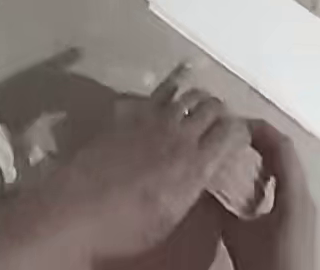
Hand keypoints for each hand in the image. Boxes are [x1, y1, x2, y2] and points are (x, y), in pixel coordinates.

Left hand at [17, 80, 249, 263]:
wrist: (78, 209)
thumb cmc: (126, 227)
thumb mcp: (172, 216)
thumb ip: (193, 184)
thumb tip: (205, 169)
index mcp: (195, 163)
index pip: (232, 131)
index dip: (240, 129)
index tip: (240, 135)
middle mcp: (180, 131)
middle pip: (213, 105)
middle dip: (221, 110)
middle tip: (219, 120)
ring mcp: (154, 115)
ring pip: (188, 92)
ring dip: (197, 97)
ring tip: (196, 106)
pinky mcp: (131, 108)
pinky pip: (158, 91)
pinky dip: (168, 92)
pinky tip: (166, 99)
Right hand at [220, 122, 315, 269]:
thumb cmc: (267, 267)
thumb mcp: (238, 237)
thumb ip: (221, 208)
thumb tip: (202, 183)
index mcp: (294, 192)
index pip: (282, 144)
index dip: (260, 128)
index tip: (234, 124)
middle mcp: (305, 196)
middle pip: (287, 154)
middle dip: (261, 140)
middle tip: (233, 136)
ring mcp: (306, 210)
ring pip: (288, 170)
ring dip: (267, 157)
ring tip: (240, 155)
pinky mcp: (301, 223)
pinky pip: (288, 186)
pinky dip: (271, 175)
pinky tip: (252, 186)